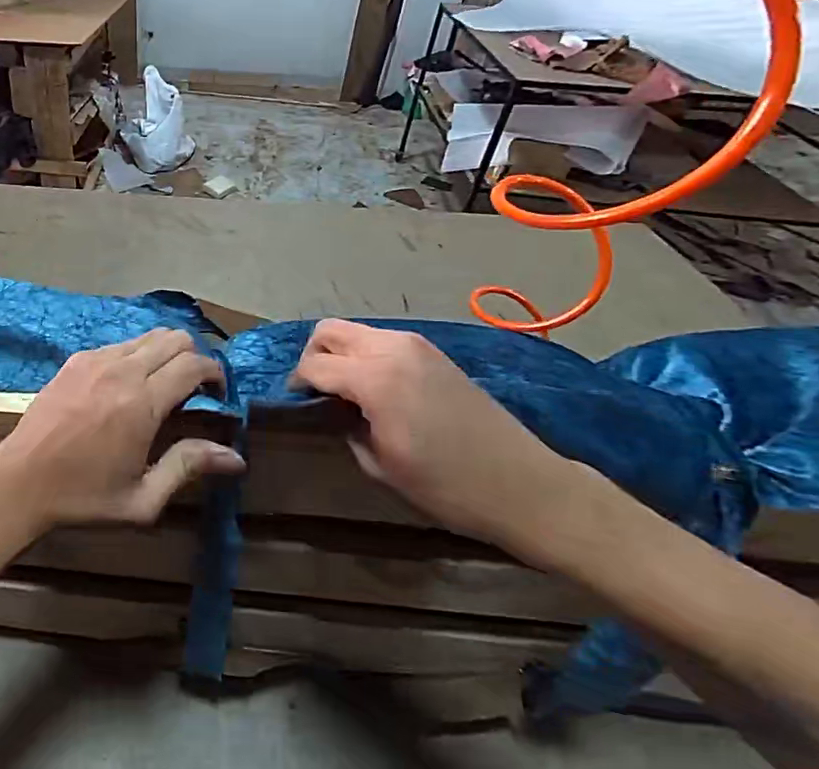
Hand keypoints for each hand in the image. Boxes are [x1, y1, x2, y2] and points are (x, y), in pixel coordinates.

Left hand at [0, 330, 243, 536]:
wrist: (18, 483)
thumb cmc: (83, 498)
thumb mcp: (142, 499)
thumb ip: (188, 467)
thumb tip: (235, 458)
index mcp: (142, 402)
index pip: (194, 364)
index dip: (216, 374)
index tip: (218, 395)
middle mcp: (122, 370)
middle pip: (176, 338)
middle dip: (195, 358)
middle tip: (194, 389)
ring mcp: (95, 360)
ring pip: (148, 336)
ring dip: (166, 353)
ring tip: (164, 385)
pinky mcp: (76, 360)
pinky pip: (120, 344)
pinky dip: (136, 355)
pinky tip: (127, 386)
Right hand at [289, 319, 601, 562]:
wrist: (524, 485)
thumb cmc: (448, 486)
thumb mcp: (382, 466)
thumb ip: (348, 428)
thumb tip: (336, 412)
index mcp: (375, 378)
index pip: (314, 364)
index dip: (296, 383)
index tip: (294, 405)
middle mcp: (392, 347)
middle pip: (329, 331)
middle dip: (313, 356)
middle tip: (316, 392)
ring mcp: (416, 345)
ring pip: (356, 331)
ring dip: (340, 353)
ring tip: (345, 392)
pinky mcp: (433, 351)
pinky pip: (382, 340)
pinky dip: (366, 354)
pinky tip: (375, 388)